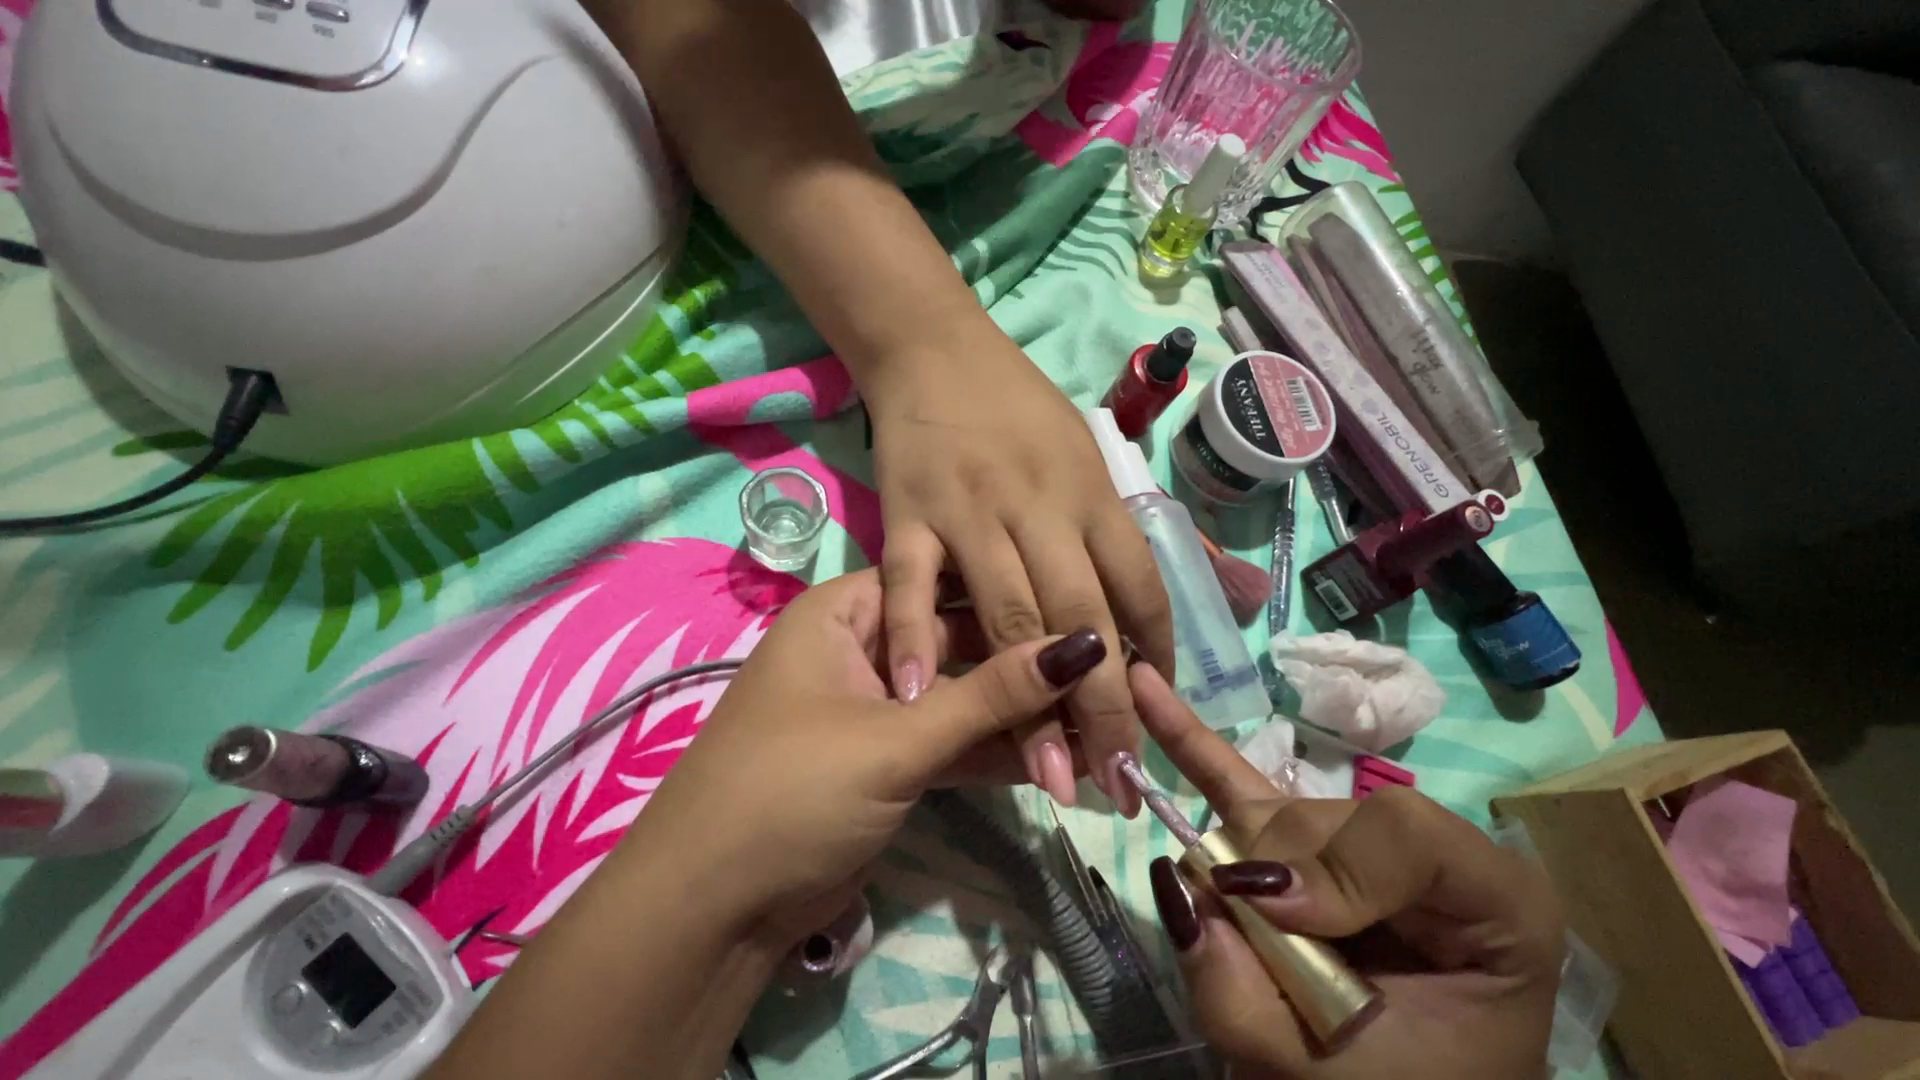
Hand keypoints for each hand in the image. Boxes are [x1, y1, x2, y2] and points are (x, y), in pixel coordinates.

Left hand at [619, 569, 1109, 947]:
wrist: (715, 906)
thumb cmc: (793, 790)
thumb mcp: (896, 738)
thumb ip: (992, 694)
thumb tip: (1085, 644)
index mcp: (849, 611)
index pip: (947, 579)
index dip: (1017, 590)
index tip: (1094, 603)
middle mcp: (867, 646)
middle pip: (963, 641)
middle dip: (1030, 666)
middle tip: (1115, 677)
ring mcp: (880, 707)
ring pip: (965, 698)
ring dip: (1023, 718)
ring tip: (1103, 725)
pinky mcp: (891, 761)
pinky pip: (955, 742)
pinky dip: (999, 754)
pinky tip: (1064, 762)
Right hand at [863, 322, 1173, 813]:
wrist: (932, 348)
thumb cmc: (1017, 407)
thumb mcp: (1085, 454)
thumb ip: (1112, 530)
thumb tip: (1156, 608)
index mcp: (1092, 492)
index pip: (1140, 587)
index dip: (1156, 659)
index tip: (1160, 720)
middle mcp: (1040, 507)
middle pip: (1083, 616)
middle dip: (1105, 707)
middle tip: (1120, 786)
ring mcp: (970, 511)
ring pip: (1009, 613)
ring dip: (1030, 702)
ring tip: (1050, 779)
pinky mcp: (907, 514)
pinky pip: (911, 584)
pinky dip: (913, 640)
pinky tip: (920, 700)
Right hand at [1129, 663, 1564, 1078]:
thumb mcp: (1326, 1072)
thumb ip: (1242, 999)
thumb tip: (1185, 889)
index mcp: (1495, 903)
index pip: (1408, 834)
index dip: (1336, 866)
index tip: (1277, 915)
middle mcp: (1427, 850)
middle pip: (1327, 819)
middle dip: (1270, 881)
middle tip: (1257, 955)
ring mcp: (1359, 838)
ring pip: (1271, 809)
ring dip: (1228, 863)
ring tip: (1233, 919)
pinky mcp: (1307, 844)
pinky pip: (1243, 787)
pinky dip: (1191, 748)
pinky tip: (1149, 692)